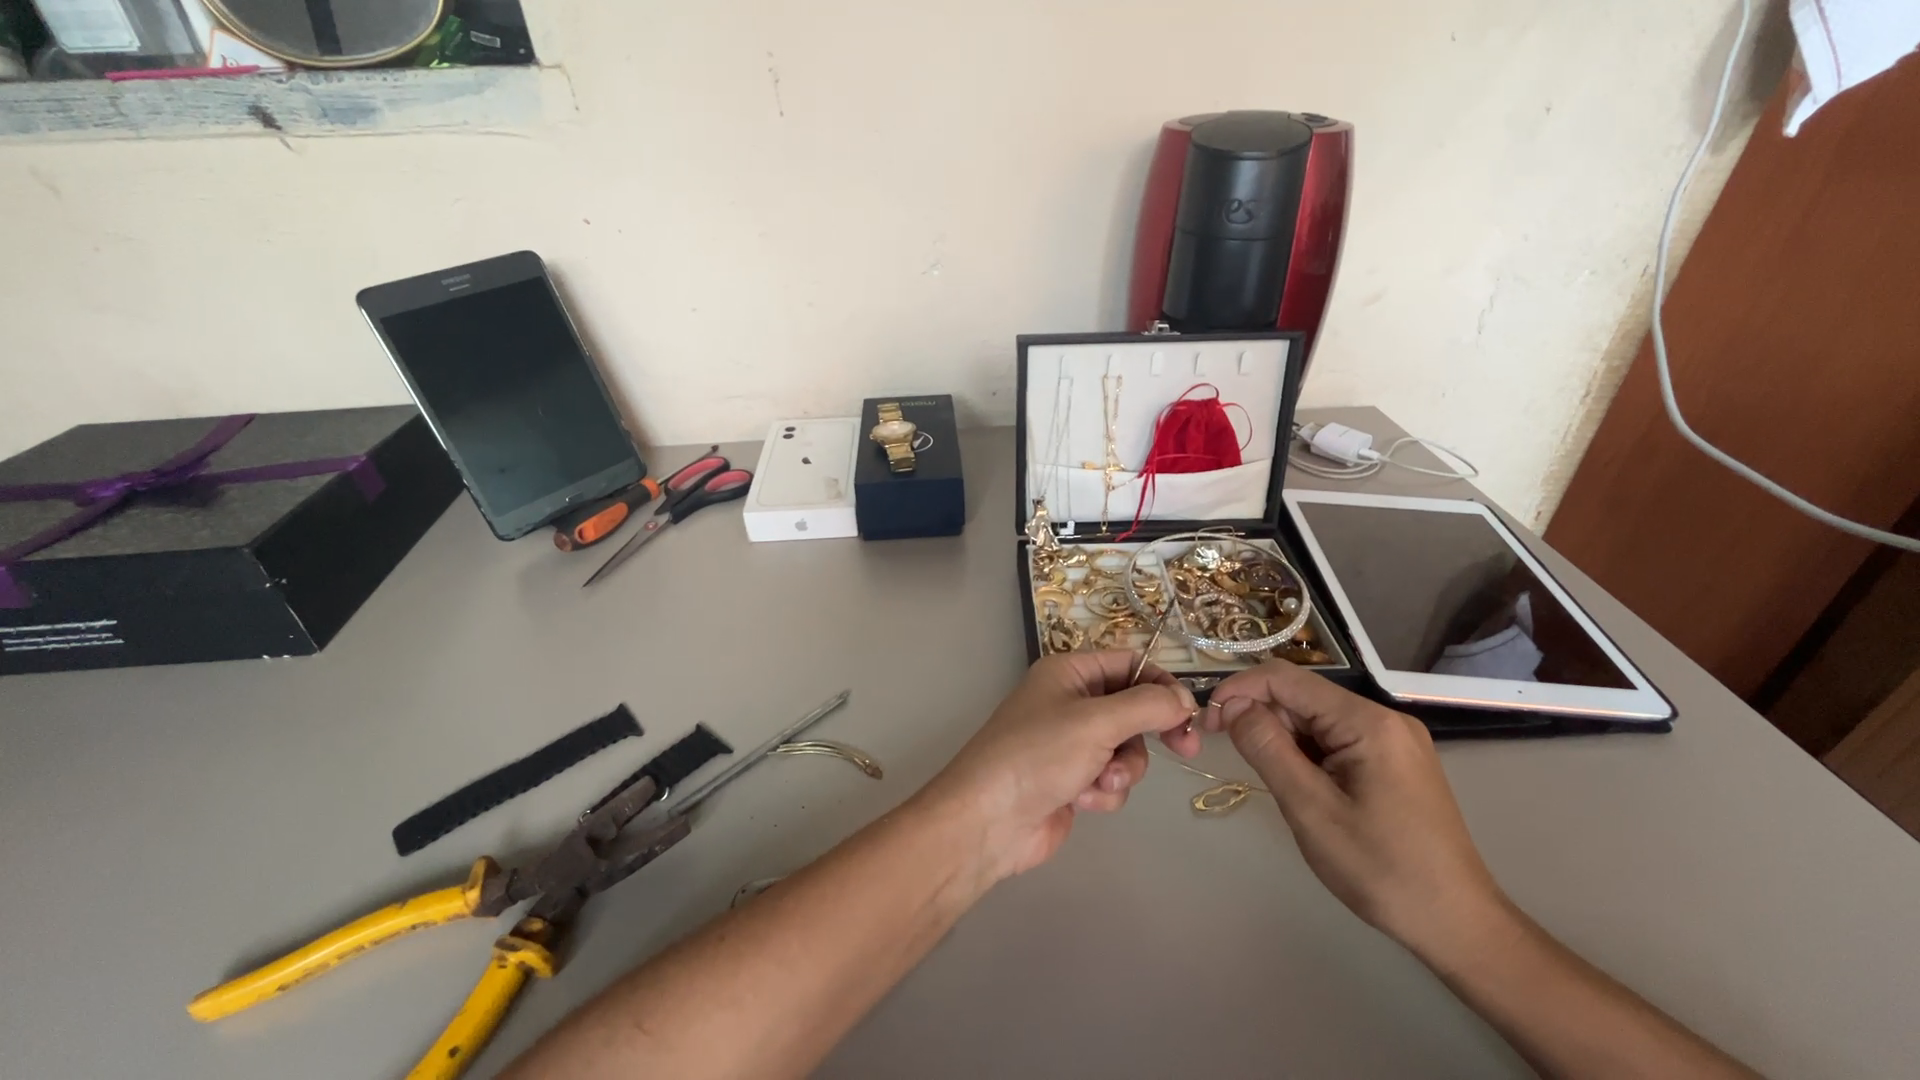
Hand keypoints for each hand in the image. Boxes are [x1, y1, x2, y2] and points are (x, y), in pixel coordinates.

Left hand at [919, 651, 1196, 883]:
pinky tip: (1081, 800)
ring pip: (1126, 749)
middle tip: (1186, 747)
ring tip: (1100, 780)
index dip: (1162, 684)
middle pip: (1133, 708)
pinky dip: (1104, 790)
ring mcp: (1070, 744)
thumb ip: (1147, 706)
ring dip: (1122, 768)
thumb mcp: (1096, 721)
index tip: (1190, 711)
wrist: (989, 820)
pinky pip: (1110, 778)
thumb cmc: (1038, 755)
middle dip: (1150, 732)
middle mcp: (1069, 702)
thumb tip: (1184, 699)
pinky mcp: (1071, 781)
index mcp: (1068, 673)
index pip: (1129, 664)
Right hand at [1202, 661, 1509, 956]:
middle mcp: (1384, 718)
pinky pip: (1336, 739)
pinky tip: (1298, 783)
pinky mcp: (1395, 762)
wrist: (1456, 921)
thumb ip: (1267, 748)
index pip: (1286, 679)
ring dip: (1281, 736)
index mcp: (1367, 722)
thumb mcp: (1311, 809)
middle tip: (1226, 750)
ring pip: (1317, 718)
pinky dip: (1306, 752)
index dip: (1239, 690)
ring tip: (1265, 776)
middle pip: (1303, 695)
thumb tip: (1231, 706)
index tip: (1207, 722)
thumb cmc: (1381, 868)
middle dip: (1258, 713)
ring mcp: (1393, 740)